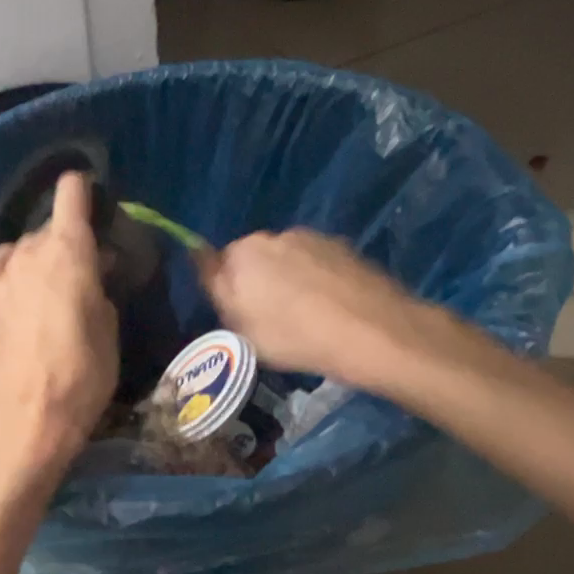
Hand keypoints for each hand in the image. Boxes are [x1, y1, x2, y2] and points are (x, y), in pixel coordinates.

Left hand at [0, 172, 118, 468]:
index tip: (100, 206)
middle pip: (52, 226)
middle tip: (89, 270)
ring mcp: (2, 274)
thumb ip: (100, 283)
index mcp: (68, 249)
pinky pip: (2, 264)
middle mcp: (30, 251)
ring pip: (27, 246)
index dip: (86, 192)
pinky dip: (16, 267)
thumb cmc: (84, 372)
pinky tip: (26, 286)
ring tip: (57, 286)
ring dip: (43, 256)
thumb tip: (94, 266)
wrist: (32, 413)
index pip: (72, 192)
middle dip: (71, 240)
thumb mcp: (109, 324)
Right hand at [194, 228, 452, 387]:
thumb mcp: (241, 329)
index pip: (212, 263)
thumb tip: (200, 262)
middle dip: (253, 280)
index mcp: (240, 254)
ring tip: (301, 313)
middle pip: (250, 258)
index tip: (232, 311)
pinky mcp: (342, 246)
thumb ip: (218, 293)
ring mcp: (311, 238)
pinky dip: (313, 277)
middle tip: (265, 317)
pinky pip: (313, 261)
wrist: (372, 331)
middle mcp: (272, 236)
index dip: (220, 288)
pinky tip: (326, 305)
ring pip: (283, 258)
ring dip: (285, 278)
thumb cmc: (294, 337)